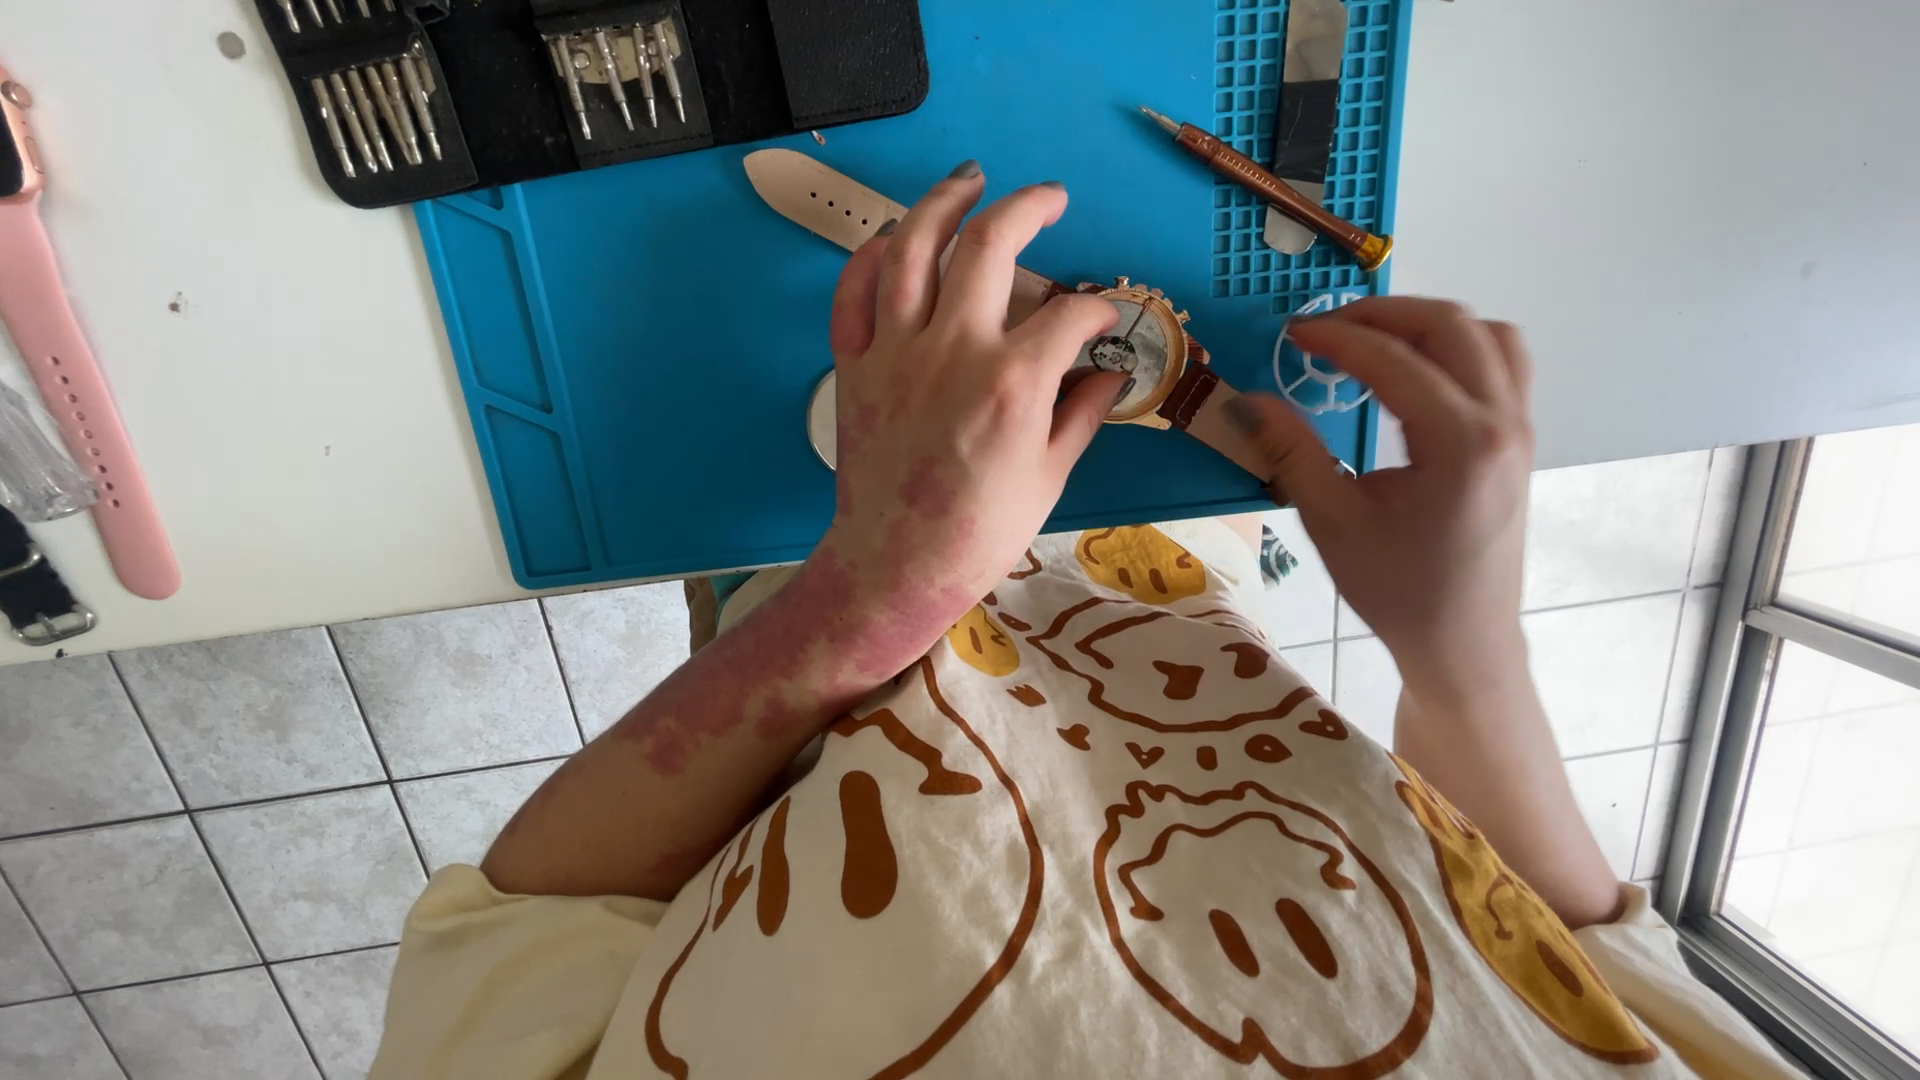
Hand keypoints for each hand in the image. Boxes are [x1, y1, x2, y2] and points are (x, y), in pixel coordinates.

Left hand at [812, 162, 1127, 675]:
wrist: (897, 565)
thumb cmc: (980, 532)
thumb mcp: (1050, 475)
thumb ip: (1084, 413)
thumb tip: (1111, 375)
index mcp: (1014, 381)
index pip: (1072, 314)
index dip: (1099, 310)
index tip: (1104, 319)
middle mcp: (954, 349)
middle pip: (992, 244)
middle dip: (1030, 207)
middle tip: (1049, 198)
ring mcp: (896, 351)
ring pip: (914, 246)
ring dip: (945, 201)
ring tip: (969, 179)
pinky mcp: (854, 366)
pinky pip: (854, 292)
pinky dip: (872, 257)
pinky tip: (895, 239)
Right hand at [1230, 297, 1535, 704]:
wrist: (1462, 640)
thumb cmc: (1395, 589)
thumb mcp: (1331, 522)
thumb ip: (1290, 452)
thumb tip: (1246, 401)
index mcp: (1459, 442)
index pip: (1394, 359)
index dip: (1337, 336)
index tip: (1291, 334)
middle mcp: (1502, 420)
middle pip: (1451, 325)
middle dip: (1381, 313)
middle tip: (1324, 329)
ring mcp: (1520, 427)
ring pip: (1487, 335)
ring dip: (1425, 323)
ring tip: (1369, 340)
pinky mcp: (1519, 439)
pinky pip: (1500, 362)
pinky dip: (1455, 346)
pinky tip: (1413, 372)